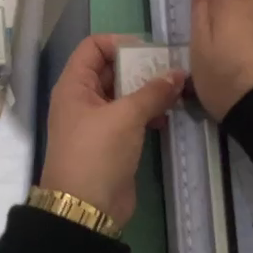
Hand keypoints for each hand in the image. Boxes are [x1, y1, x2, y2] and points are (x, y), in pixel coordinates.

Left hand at [39, 34, 185, 227]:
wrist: (85, 209)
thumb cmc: (97, 153)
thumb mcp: (126, 117)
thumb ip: (153, 92)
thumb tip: (177, 74)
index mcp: (74, 85)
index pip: (93, 47)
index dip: (119, 43)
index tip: (149, 51)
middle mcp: (83, 98)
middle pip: (111, 69)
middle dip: (141, 67)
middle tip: (172, 70)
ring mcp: (97, 121)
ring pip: (124, 94)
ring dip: (148, 91)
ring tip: (176, 92)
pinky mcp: (111, 141)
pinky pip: (131, 116)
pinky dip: (148, 112)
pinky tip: (167, 116)